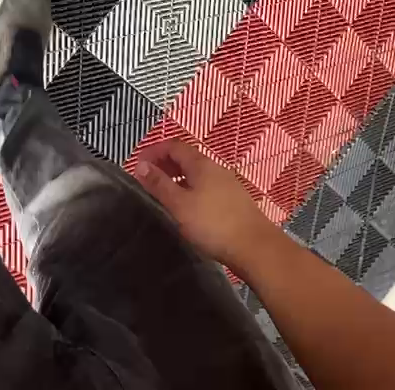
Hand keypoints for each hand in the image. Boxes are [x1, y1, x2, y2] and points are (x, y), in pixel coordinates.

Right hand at [135, 140, 283, 272]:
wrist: (256, 248)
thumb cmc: (214, 224)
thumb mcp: (180, 205)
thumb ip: (160, 184)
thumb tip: (140, 164)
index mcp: (201, 163)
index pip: (173, 145)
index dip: (154, 151)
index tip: (138, 164)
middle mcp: (215, 168)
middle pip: (185, 157)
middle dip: (164, 163)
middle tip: (147, 178)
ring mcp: (227, 183)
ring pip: (196, 172)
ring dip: (177, 177)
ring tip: (164, 193)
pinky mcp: (234, 200)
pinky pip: (206, 185)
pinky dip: (190, 188)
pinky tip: (188, 207)